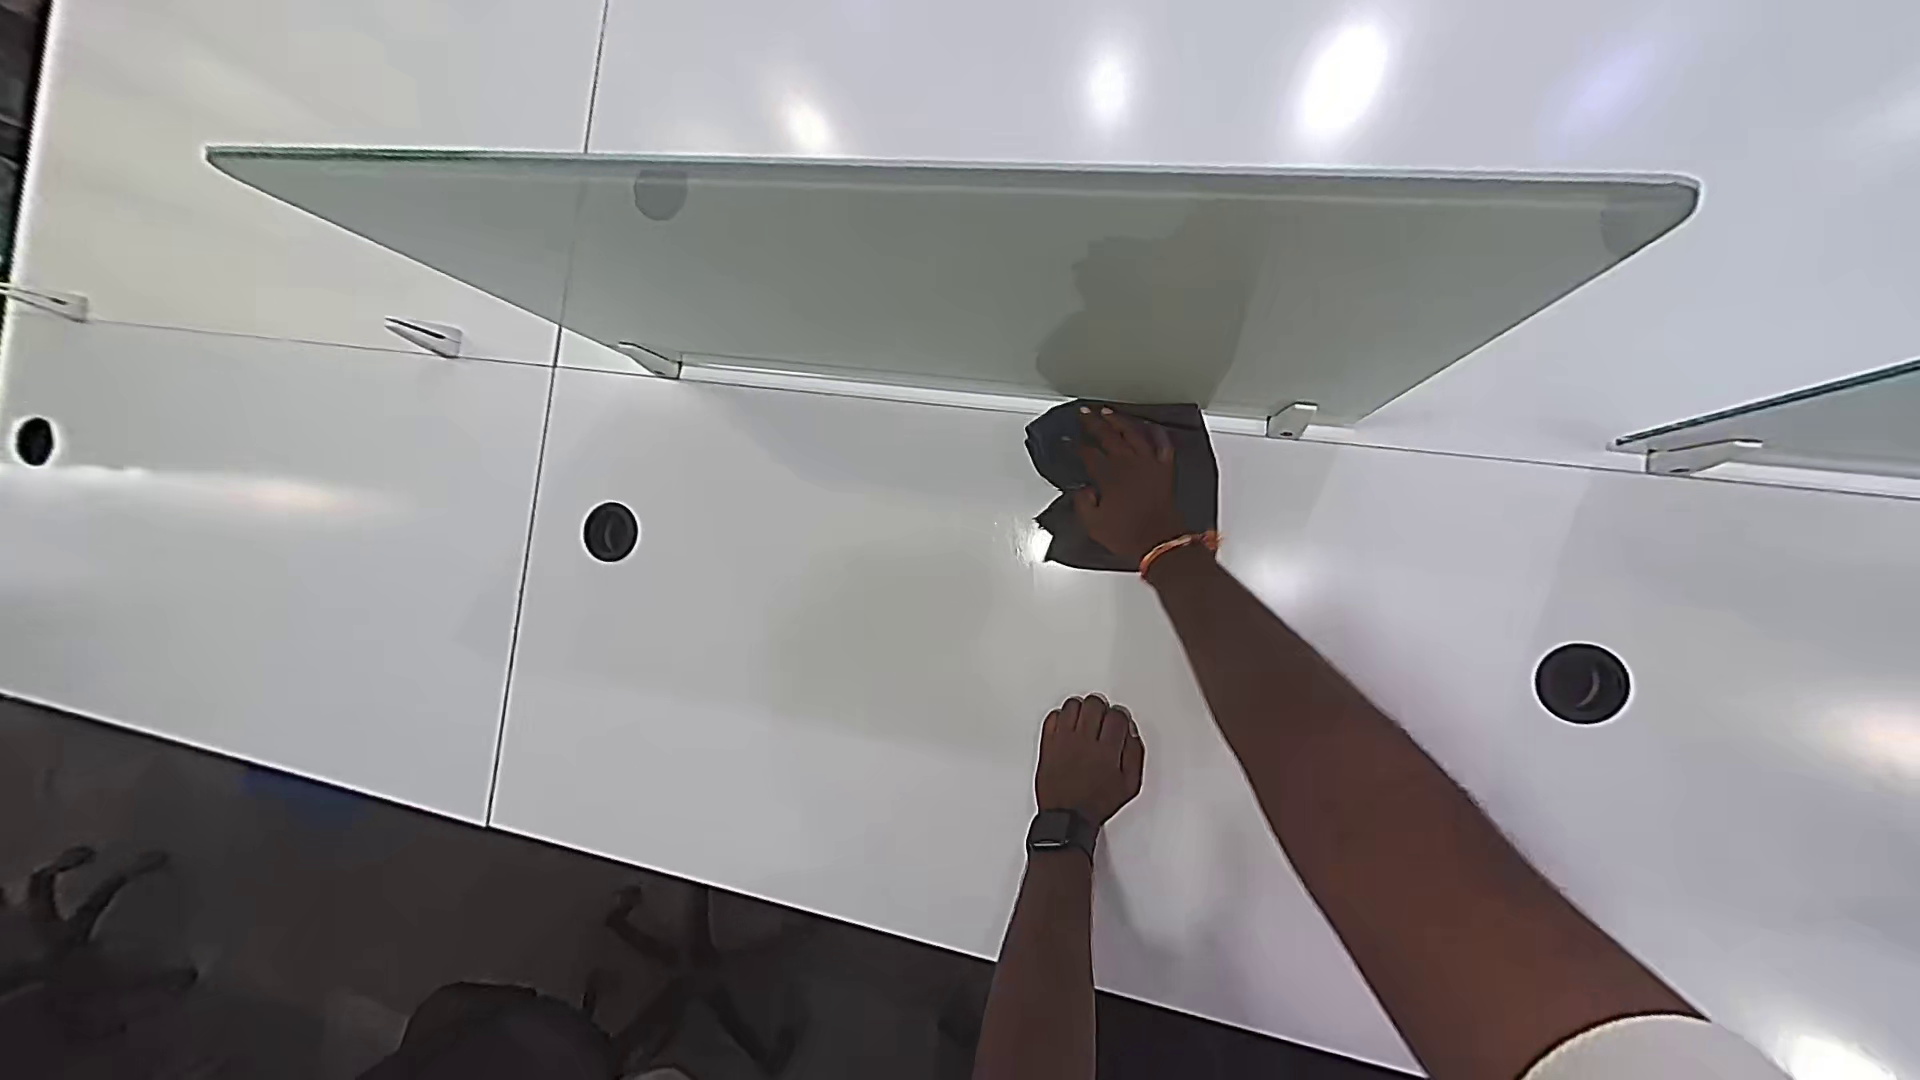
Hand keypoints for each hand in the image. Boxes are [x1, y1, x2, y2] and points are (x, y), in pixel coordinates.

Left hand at [1035, 695, 1145, 825]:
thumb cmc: (1096, 803)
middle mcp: (1084, 741)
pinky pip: (1053, 715)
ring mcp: (1063, 740)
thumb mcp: (1128, 785)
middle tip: (1101, 718)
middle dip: (1101, 708)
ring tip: (1085, 721)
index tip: (1118, 720)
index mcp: (1106, 751)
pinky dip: (1061, 716)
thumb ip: (1134, 754)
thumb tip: (1131, 732)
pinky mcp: (1047, 742)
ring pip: (1073, 705)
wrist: (1066, 816)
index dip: (1120, 715)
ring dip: (1081, 709)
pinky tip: (1068, 726)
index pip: (1116, 716)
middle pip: (1094, 704)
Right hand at [1071, 407, 1186, 562]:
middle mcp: (1129, 464)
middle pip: (1109, 436)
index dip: (1076, 445)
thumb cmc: (1127, 535)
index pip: (1089, 454)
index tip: (1067, 440)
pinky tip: (1149, 425)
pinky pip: (1162, 444)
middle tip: (1083, 414)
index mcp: (1110, 476)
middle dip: (1093, 423)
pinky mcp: (1164, 469)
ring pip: (1133, 433)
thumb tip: (1083, 490)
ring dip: (1118, 420)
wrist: (1159, 543)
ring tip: (1107, 412)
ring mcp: (1149, 464)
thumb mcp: (1094, 524)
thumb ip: (1083, 503)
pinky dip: (1155, 432)